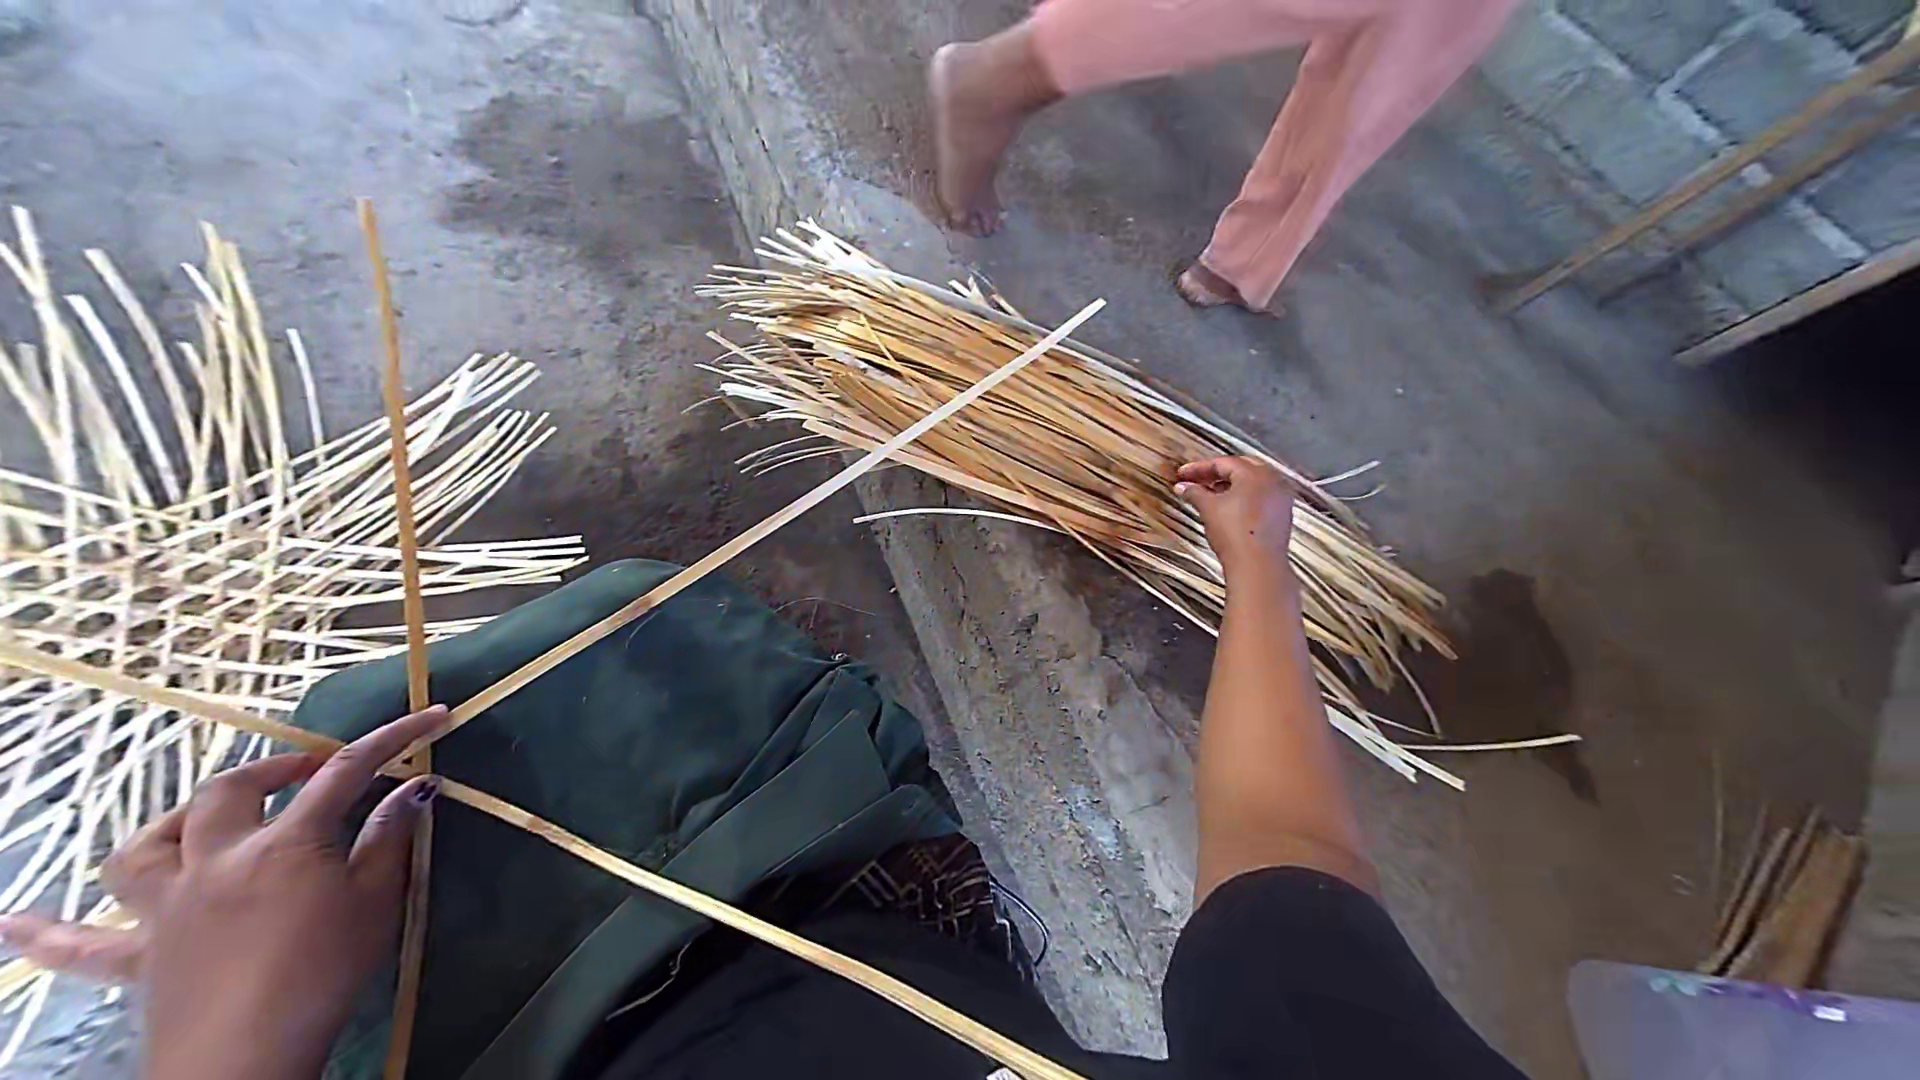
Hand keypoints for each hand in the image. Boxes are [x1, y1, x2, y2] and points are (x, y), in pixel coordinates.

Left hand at [0, 706, 447, 1079]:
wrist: (245, 1058)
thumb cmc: (325, 967)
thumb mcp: (379, 896)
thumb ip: (392, 835)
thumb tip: (416, 786)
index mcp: (284, 845)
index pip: (346, 770)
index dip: (395, 736)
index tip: (434, 717)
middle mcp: (217, 862)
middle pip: (229, 792)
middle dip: (275, 767)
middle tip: (313, 769)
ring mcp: (166, 909)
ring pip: (145, 847)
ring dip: (176, 820)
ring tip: (208, 815)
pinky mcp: (139, 957)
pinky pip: (76, 945)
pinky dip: (44, 930)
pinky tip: (14, 921)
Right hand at [1175, 456, 1296, 587]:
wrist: (1257, 565)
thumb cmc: (1237, 535)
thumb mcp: (1208, 508)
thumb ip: (1194, 492)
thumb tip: (1184, 487)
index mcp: (1255, 474)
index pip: (1223, 462)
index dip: (1199, 467)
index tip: (1185, 473)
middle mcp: (1273, 482)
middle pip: (1241, 468)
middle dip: (1216, 474)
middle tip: (1197, 480)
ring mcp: (1280, 499)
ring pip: (1252, 484)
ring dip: (1230, 486)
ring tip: (1210, 495)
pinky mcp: (1282, 515)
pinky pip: (1260, 498)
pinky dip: (1243, 498)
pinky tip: (1229, 509)